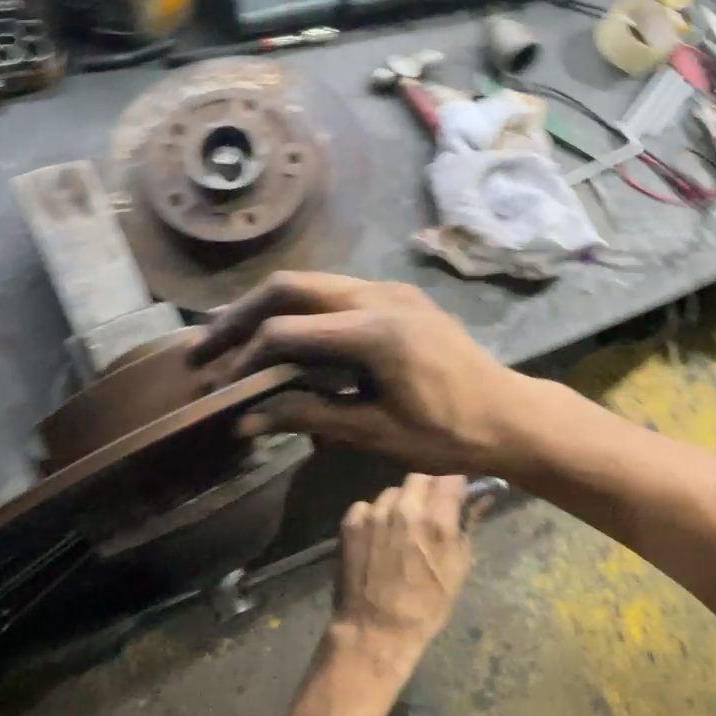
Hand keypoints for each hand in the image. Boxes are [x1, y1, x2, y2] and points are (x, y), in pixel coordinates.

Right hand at [192, 272, 538, 473]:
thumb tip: (246, 421)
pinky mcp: (398, 296)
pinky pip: (335, 292)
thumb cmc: (449, 433)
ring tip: (232, 339)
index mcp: (376, 331)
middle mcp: (380, 295)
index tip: (222, 385)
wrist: (511, 414)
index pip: (288, 331)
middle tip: (205, 347)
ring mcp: (391, 289)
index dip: (247, 357)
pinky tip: (283, 336)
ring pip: (312, 283)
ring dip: (269, 308)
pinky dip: (301, 310)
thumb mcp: (376, 432)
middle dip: (241, 316)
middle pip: (290, 287)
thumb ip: (309, 416)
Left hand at [328, 474, 473, 677]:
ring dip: (400, 504)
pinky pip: (367, 506)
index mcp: (437, 521)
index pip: (451, 478)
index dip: (455, 486)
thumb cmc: (425, 606)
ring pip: (392, 492)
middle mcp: (405, 508)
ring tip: (400, 529)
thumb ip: (467, 527)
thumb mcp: (458, 569)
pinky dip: (375, 516)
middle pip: (420, 479)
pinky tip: (377, 538)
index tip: (455, 496)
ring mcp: (375, 513)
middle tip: (428, 511)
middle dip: (428, 491)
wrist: (375, 629)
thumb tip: (481, 500)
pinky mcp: (351, 521)